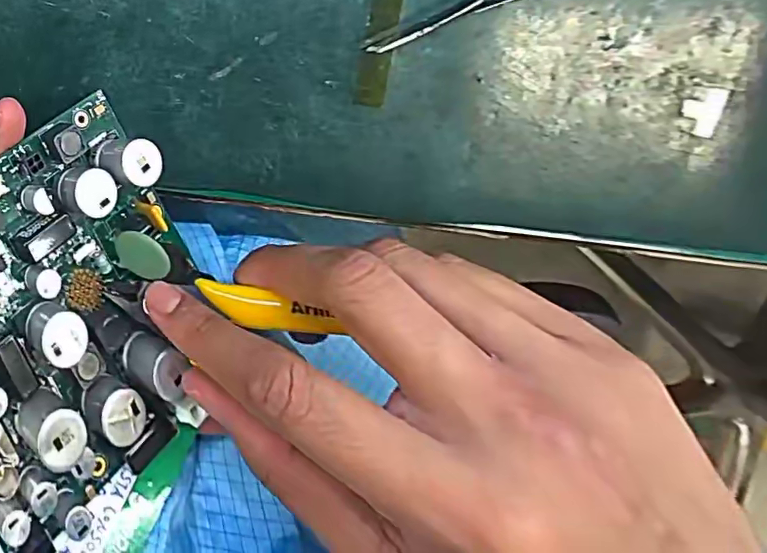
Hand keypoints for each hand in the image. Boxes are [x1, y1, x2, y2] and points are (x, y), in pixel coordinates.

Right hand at [140, 239, 754, 551]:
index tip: (170, 303)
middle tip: (257, 290)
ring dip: (342, 271)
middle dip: (280, 271)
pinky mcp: (596, 346)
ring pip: (406, 262)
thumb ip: (288, 464)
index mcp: (463, 506)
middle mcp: (519, 426)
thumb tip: (204, 380)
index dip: (213, 337)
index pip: (294, 392)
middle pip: (357, 288)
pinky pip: (465, 273)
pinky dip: (410, 282)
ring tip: (330, 305)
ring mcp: (570, 375)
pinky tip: (408, 319)